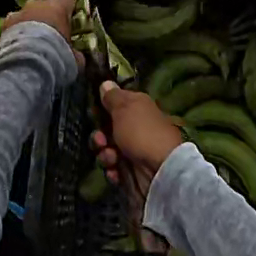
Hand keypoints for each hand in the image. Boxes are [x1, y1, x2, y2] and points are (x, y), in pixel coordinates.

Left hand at [3, 0, 81, 69]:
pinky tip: (17, 46)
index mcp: (59, 6)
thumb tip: (78, 56)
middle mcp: (38, 4)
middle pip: (46, 4)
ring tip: (32, 41)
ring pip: (28, 13)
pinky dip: (15, 31)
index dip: (70, 8)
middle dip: (48, 16)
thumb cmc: (56, 54)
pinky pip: (13, 23)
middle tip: (51, 35)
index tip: (71, 19)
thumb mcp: (74, 58)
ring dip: (30, 22)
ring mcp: (19, 11)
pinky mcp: (5, 23)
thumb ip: (76, 53)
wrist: (26, 62)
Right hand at [90, 81, 183, 251]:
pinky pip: (113, 169)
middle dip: (99, 136)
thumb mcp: (125, 108)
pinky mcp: (131, 173)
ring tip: (111, 159)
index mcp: (137, 109)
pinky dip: (112, 170)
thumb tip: (106, 83)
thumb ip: (112, 97)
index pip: (114, 105)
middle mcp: (135, 129)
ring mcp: (133, 152)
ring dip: (104, 154)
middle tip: (101, 140)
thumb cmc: (142, 133)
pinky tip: (116, 172)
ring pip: (107, 150)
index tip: (94, 113)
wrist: (161, 172)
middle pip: (106, 130)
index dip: (101, 109)